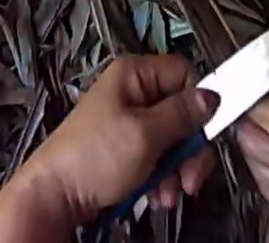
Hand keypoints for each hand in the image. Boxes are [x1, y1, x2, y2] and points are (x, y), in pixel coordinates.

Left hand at [0, 55, 217, 239]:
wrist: (54, 197)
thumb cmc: (97, 157)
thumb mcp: (145, 135)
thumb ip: (182, 115)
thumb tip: (213, 95)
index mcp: (135, 73)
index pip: (183, 72)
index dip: (197, 102)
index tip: (204, 135)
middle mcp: (133, 90)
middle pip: (181, 109)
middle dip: (188, 148)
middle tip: (189, 179)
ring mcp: (129, 119)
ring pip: (172, 137)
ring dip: (176, 169)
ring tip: (166, 195)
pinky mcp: (125, 147)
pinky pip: (157, 155)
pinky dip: (162, 177)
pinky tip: (156, 196)